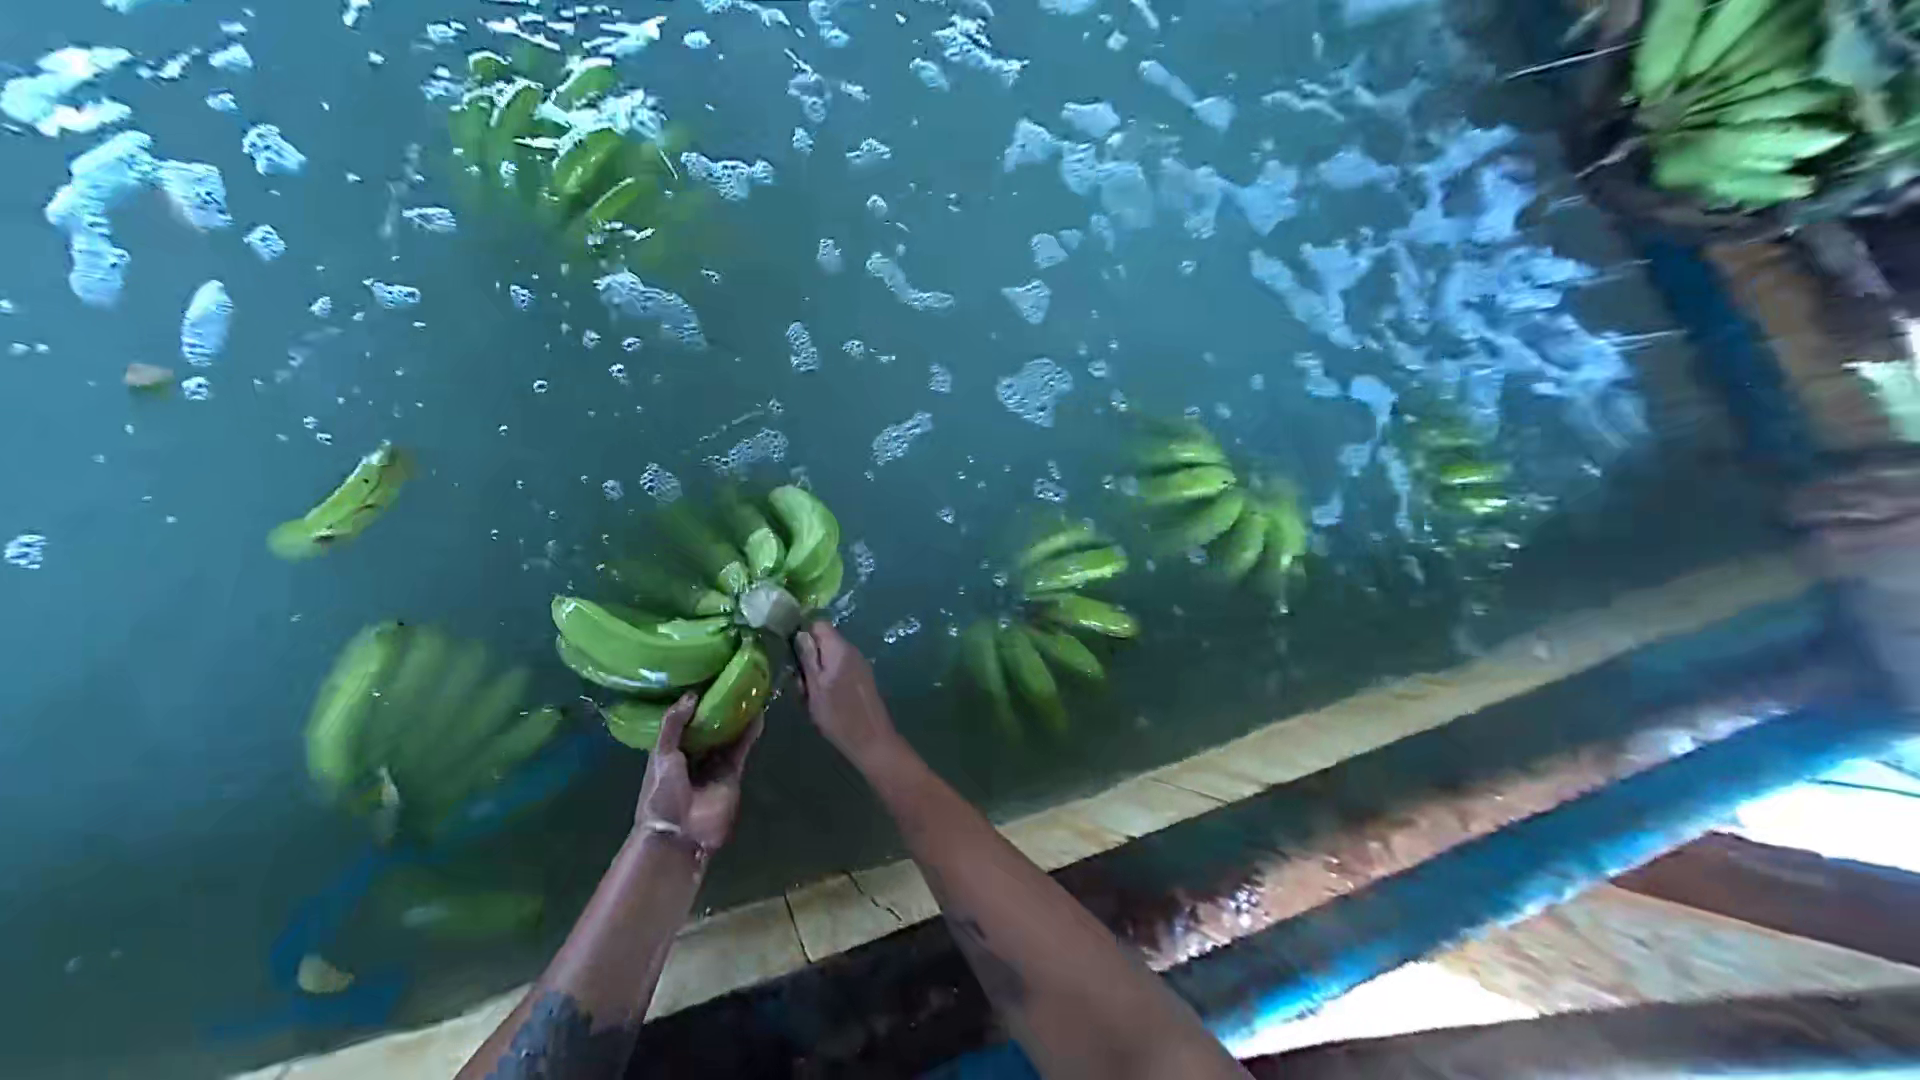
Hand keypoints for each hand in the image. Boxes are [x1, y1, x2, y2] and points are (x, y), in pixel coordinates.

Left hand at [634, 693, 762, 854]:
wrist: (680, 833)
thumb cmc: (661, 793)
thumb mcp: (661, 755)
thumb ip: (673, 724)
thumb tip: (692, 695)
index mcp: (671, 750)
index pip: (685, 721)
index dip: (696, 703)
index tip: (707, 680)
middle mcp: (694, 754)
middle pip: (710, 726)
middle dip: (719, 707)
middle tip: (733, 681)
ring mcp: (715, 764)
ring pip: (728, 734)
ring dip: (738, 716)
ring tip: (750, 692)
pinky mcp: (733, 772)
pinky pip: (742, 747)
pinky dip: (750, 732)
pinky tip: (758, 714)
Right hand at [795, 621, 899, 766]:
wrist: (871, 740)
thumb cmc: (838, 715)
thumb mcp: (815, 687)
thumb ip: (807, 658)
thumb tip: (800, 632)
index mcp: (840, 649)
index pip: (819, 624)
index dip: (802, 633)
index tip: (789, 651)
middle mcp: (852, 651)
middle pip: (823, 642)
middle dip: (807, 658)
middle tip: (799, 682)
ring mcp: (859, 665)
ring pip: (829, 658)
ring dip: (816, 673)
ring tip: (809, 696)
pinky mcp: (861, 678)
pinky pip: (839, 670)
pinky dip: (827, 680)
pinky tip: (823, 701)